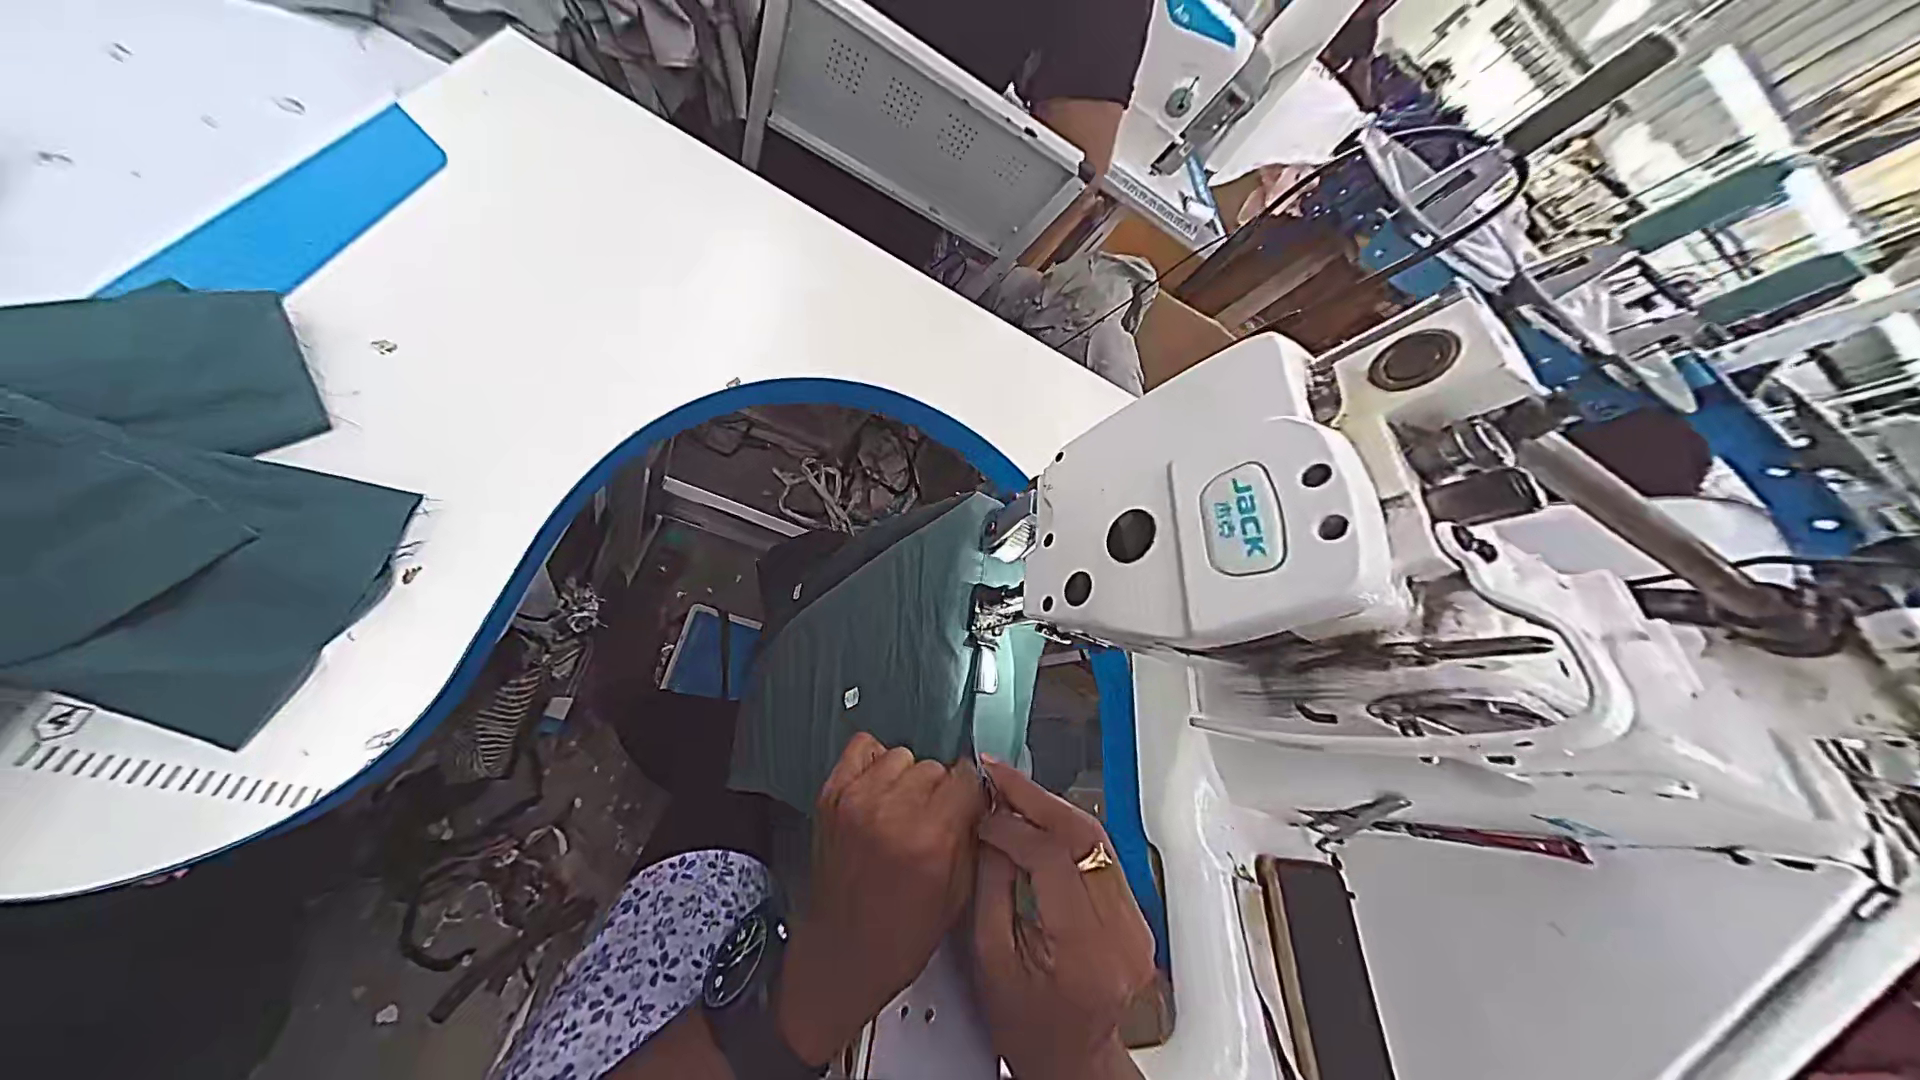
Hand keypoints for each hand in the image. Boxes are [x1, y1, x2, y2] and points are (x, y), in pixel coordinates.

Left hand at [774, 733, 986, 1065]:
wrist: (841, 954)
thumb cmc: (901, 934)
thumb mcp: (958, 893)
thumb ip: (973, 834)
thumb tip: (981, 793)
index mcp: (930, 839)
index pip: (967, 776)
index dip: (971, 790)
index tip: (967, 801)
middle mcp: (892, 812)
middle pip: (935, 766)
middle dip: (940, 789)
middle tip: (932, 817)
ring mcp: (857, 800)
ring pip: (902, 755)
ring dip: (908, 777)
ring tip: (902, 807)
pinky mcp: (831, 796)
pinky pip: (862, 747)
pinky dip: (874, 762)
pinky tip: (878, 790)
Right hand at [972, 757, 1154, 1079]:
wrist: (1070, 1060)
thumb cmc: (1027, 1026)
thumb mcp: (990, 958)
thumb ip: (991, 885)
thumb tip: (992, 824)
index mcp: (1084, 951)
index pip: (1050, 859)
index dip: (1011, 827)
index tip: (983, 813)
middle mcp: (1121, 932)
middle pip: (1082, 836)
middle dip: (1034, 795)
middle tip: (999, 771)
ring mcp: (1135, 922)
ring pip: (1095, 836)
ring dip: (1051, 804)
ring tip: (1012, 785)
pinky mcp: (1135, 913)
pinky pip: (1100, 851)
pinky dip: (1066, 826)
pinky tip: (1038, 813)